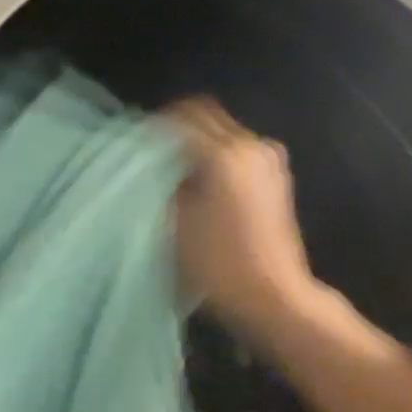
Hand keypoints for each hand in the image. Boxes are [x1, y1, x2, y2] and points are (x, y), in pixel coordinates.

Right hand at [165, 97, 322, 338]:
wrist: (274, 296)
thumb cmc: (218, 264)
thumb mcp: (176, 223)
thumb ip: (163, 181)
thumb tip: (155, 162)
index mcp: (224, 154)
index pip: (181, 117)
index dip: (153, 128)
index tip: (134, 146)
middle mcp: (251, 145)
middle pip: (207, 115)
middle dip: (178, 128)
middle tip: (152, 154)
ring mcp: (269, 159)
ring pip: (224, 130)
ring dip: (199, 141)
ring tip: (176, 171)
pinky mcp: (277, 175)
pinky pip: (239, 149)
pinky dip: (218, 155)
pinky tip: (203, 183)